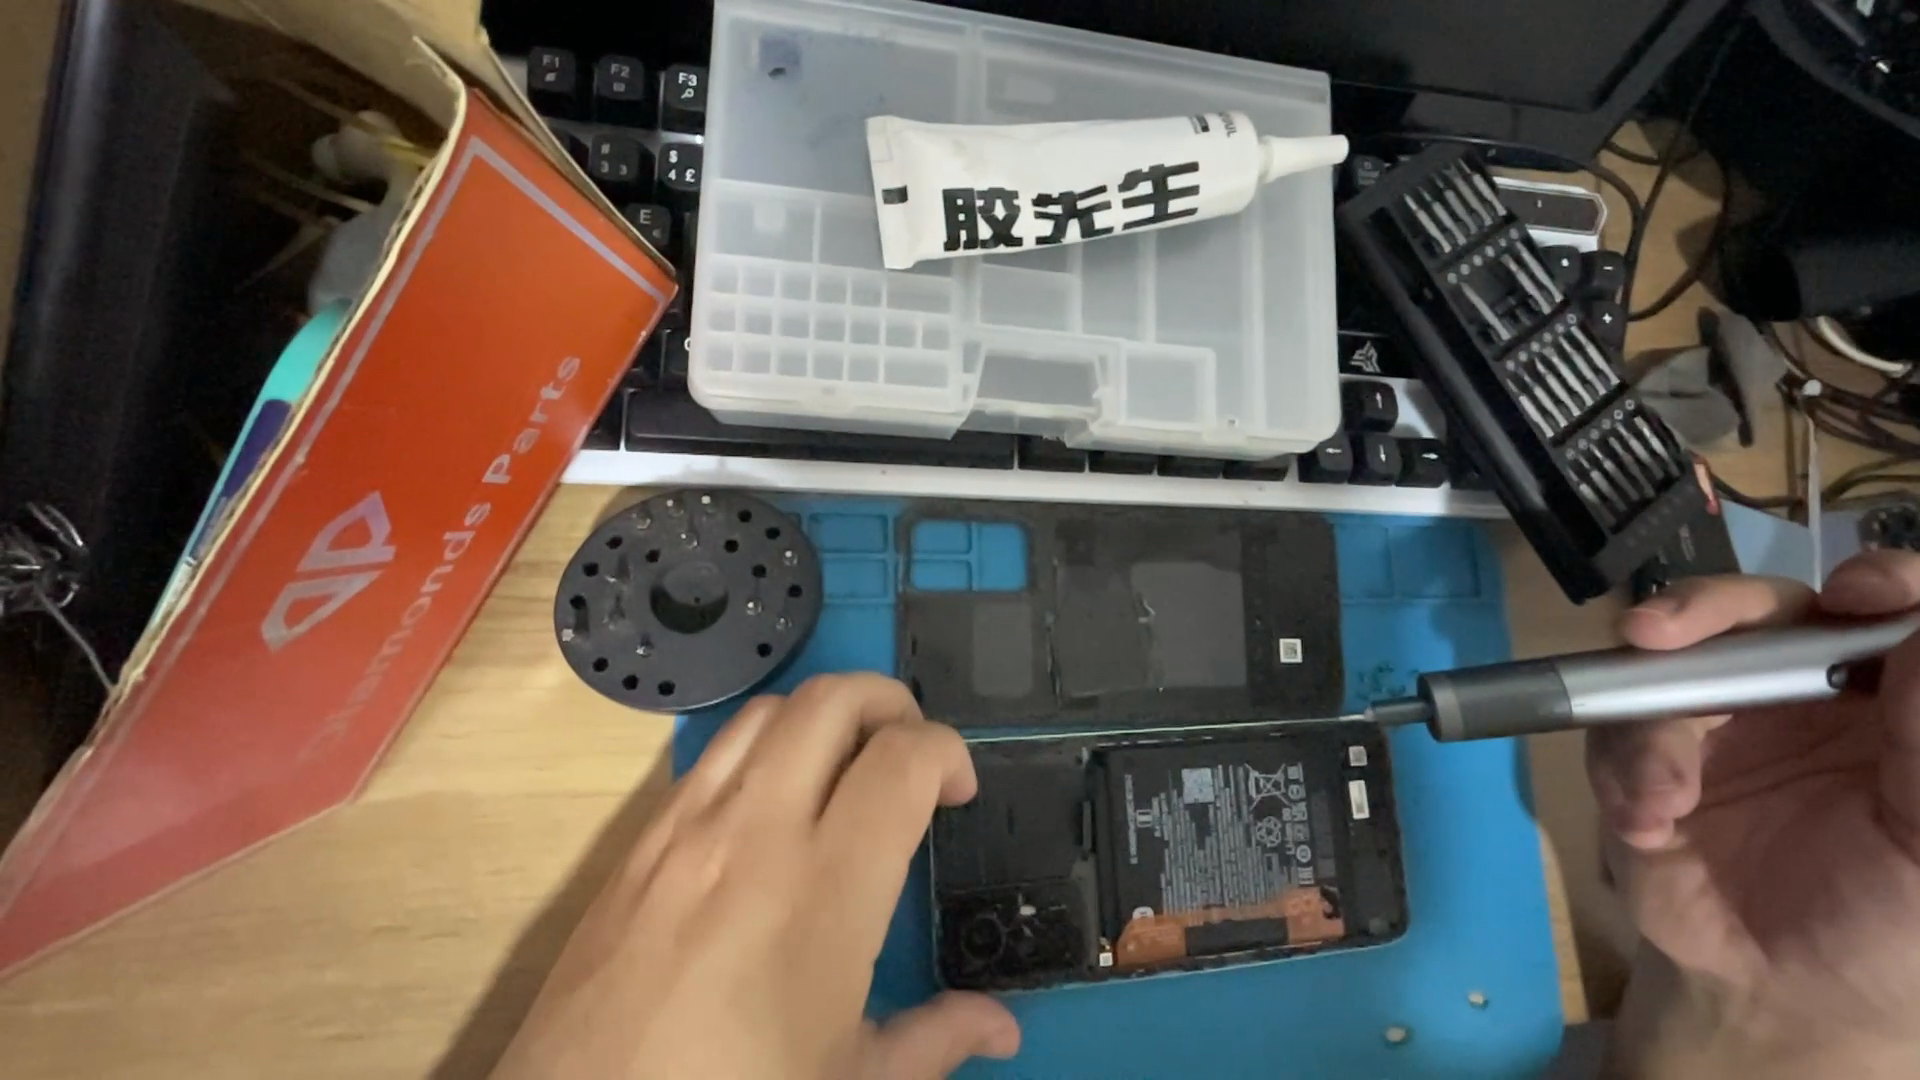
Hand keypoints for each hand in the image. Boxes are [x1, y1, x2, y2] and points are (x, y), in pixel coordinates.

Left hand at [492, 674, 1019, 1079]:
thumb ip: (934, 1039)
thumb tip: (1001, 1028)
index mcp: (826, 891)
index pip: (902, 760)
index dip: (948, 752)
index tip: (958, 791)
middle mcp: (757, 832)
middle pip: (834, 700)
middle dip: (891, 703)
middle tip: (910, 755)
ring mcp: (689, 826)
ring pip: (770, 709)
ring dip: (825, 716)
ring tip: (845, 766)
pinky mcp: (641, 838)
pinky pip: (715, 751)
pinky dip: (764, 746)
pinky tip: (771, 805)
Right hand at [1590, 551, 1919, 1076]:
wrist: (1768, 986)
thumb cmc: (1888, 923)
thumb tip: (1912, 630)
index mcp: (1887, 703)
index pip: (1879, 614)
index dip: (1878, 584)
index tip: (1859, 589)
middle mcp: (1794, 693)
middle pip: (1748, 613)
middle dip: (1701, 612)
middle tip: (1651, 633)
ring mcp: (1706, 718)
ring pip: (1657, 667)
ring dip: (1647, 730)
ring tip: (1659, 796)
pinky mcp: (1637, 751)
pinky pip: (1612, 735)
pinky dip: (1624, 774)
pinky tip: (1647, 821)